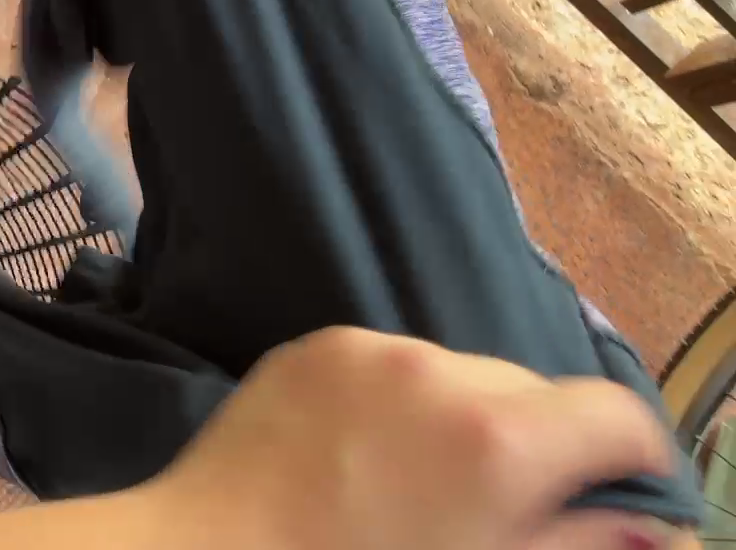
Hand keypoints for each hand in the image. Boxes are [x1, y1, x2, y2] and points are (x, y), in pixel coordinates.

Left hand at [142, 327, 688, 549]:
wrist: (225, 541)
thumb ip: (581, 542)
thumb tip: (646, 524)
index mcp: (494, 434)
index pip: (612, 410)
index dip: (629, 459)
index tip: (611, 494)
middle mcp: (429, 368)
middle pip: (530, 387)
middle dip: (539, 437)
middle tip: (503, 495)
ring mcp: (360, 346)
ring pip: (455, 367)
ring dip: (463, 409)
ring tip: (422, 469)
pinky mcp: (307, 342)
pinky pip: (385, 358)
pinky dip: (399, 390)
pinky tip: (368, 440)